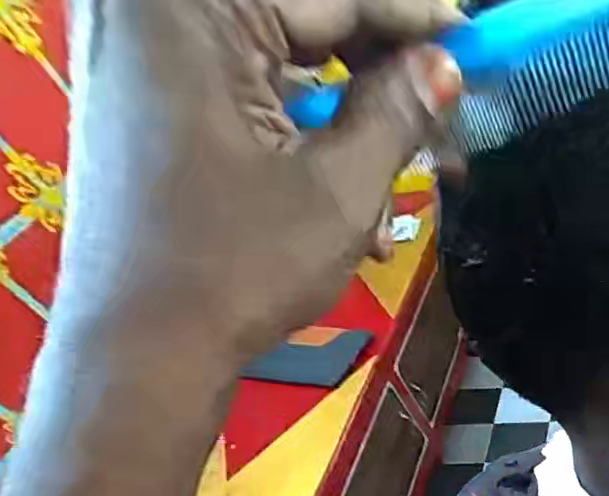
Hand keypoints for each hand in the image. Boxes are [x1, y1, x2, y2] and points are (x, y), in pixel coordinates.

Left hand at [55, 0, 464, 396]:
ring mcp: (139, 52)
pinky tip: (339, 207)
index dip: (412, 15)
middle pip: (298, 17)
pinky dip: (297, 141)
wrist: (142, 349)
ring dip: (344, 126)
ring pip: (276, 65)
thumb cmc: (238, 269)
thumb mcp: (336, 193)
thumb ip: (396, 115)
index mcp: (191, 3)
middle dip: (376, 77)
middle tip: (437, 117)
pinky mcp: (144, 101)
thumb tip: (443, 64)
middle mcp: (151, 4)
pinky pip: (242, 98)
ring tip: (385, 204)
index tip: (469, 41)